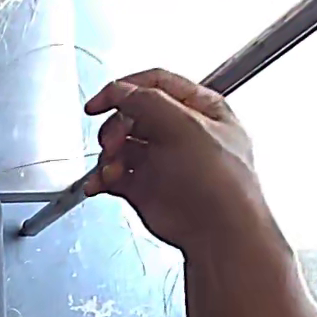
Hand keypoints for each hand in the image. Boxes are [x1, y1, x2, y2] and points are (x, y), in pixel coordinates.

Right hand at [83, 69, 275, 252]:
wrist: (217, 231)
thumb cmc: (219, 182)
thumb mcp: (186, 127)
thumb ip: (148, 103)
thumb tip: (120, 92)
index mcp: (196, 109)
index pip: (153, 85)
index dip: (122, 90)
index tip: (97, 104)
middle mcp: (177, 132)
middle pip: (131, 117)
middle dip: (114, 129)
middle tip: (111, 144)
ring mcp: (159, 161)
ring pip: (119, 148)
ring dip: (108, 157)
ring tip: (112, 171)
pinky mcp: (143, 188)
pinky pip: (113, 176)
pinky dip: (101, 179)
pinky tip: (97, 184)